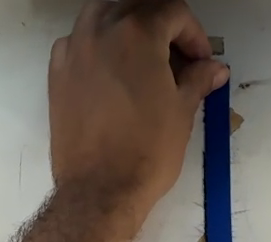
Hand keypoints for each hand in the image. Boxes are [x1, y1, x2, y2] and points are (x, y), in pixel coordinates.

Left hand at [48, 0, 228, 219]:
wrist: (99, 194)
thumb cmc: (143, 156)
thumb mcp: (181, 114)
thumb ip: (197, 81)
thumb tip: (213, 70)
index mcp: (137, 32)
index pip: (173, 11)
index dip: (194, 34)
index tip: (201, 60)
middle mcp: (101, 30)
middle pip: (137, 5)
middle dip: (161, 25)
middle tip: (176, 57)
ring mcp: (74, 51)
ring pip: (103, 15)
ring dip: (127, 27)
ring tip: (143, 59)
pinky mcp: (57, 75)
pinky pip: (78, 42)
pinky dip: (97, 46)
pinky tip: (111, 72)